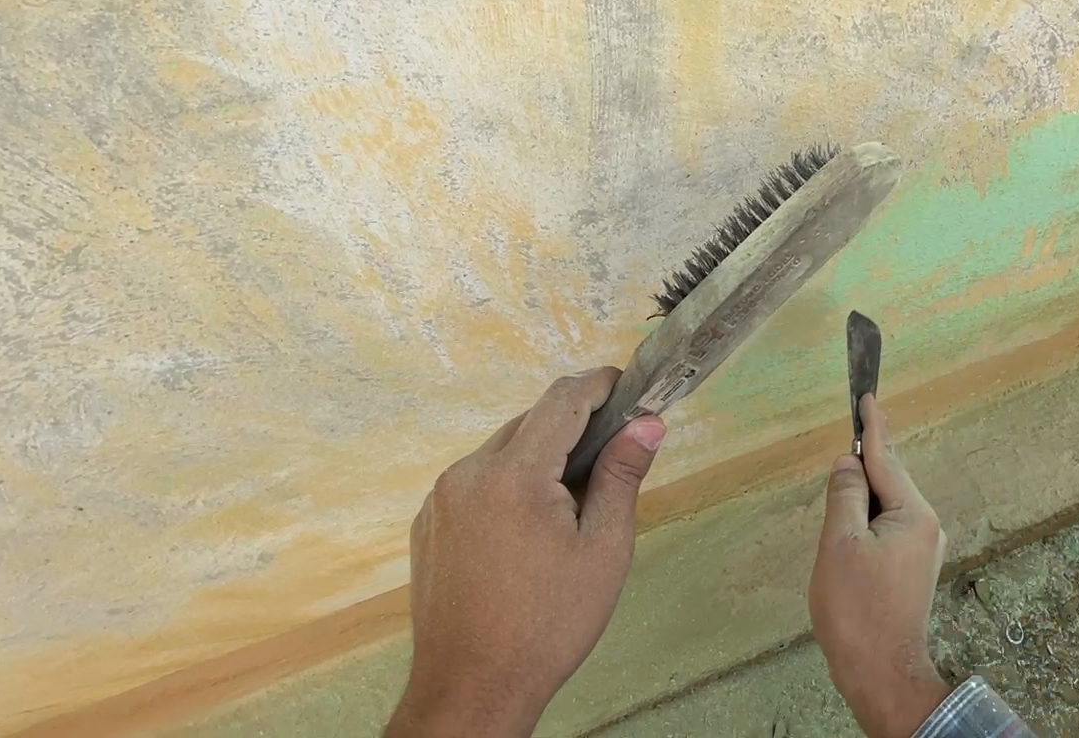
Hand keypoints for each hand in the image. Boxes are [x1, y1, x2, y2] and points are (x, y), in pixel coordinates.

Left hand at [386, 367, 666, 737]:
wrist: (471, 694)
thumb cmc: (549, 623)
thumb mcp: (604, 548)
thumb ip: (623, 474)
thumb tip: (649, 422)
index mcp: (513, 475)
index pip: (562, 400)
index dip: (599, 384)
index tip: (627, 386)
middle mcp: (467, 473)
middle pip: (532, 421)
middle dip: (574, 424)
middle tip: (612, 452)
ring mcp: (441, 499)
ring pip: (504, 448)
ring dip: (542, 453)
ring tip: (574, 497)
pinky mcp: (429, 523)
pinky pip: (479, 478)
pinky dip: (512, 479)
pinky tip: (532, 523)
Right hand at [809, 395, 952, 737]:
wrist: (882, 674)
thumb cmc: (856, 609)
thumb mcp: (840, 543)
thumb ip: (845, 495)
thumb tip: (848, 463)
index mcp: (913, 514)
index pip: (886, 458)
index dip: (873, 426)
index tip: (868, 397)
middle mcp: (926, 525)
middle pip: (890, 478)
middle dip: (865, 460)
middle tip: (850, 432)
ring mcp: (923, 547)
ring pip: (888, 502)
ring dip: (864, 490)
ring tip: (842, 483)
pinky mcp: (913, 565)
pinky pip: (890, 521)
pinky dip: (869, 512)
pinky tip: (853, 517)